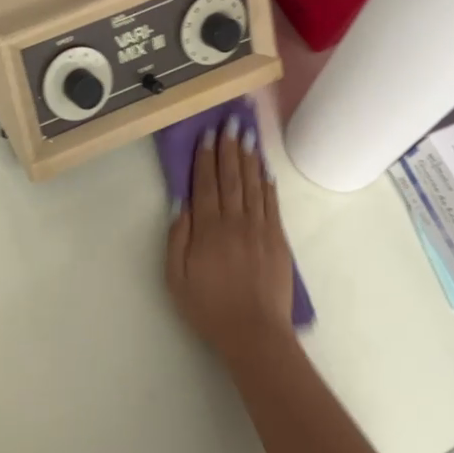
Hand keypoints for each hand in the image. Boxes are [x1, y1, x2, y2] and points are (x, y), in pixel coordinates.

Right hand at [166, 114, 295, 364]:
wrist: (253, 331)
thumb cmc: (208, 308)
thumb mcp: (176, 278)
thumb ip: (177, 238)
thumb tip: (180, 203)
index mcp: (208, 230)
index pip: (206, 185)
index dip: (206, 158)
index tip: (207, 134)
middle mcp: (235, 222)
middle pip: (231, 178)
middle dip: (229, 148)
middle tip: (230, 121)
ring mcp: (260, 229)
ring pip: (254, 185)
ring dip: (249, 158)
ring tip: (247, 134)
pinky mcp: (277, 240)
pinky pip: (271, 203)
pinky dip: (267, 183)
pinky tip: (264, 169)